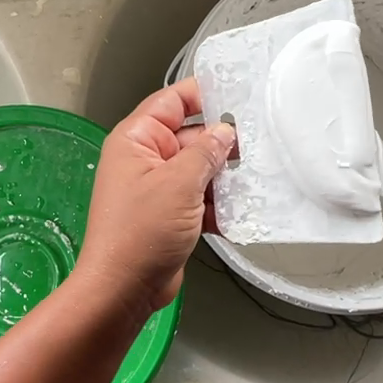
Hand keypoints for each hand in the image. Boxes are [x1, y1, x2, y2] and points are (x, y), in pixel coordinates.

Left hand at [74, 79, 235, 314]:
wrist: (124, 289)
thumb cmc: (140, 233)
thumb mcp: (178, 184)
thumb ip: (205, 152)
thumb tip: (225, 132)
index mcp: (136, 141)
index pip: (171, 102)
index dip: (203, 94)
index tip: (237, 94)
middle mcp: (145, 160)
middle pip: (191, 137)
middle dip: (221, 144)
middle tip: (258, 145)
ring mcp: (158, 190)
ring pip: (199, 171)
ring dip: (223, 178)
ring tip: (254, 178)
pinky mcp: (170, 216)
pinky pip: (199, 200)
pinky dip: (217, 205)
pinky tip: (240, 211)